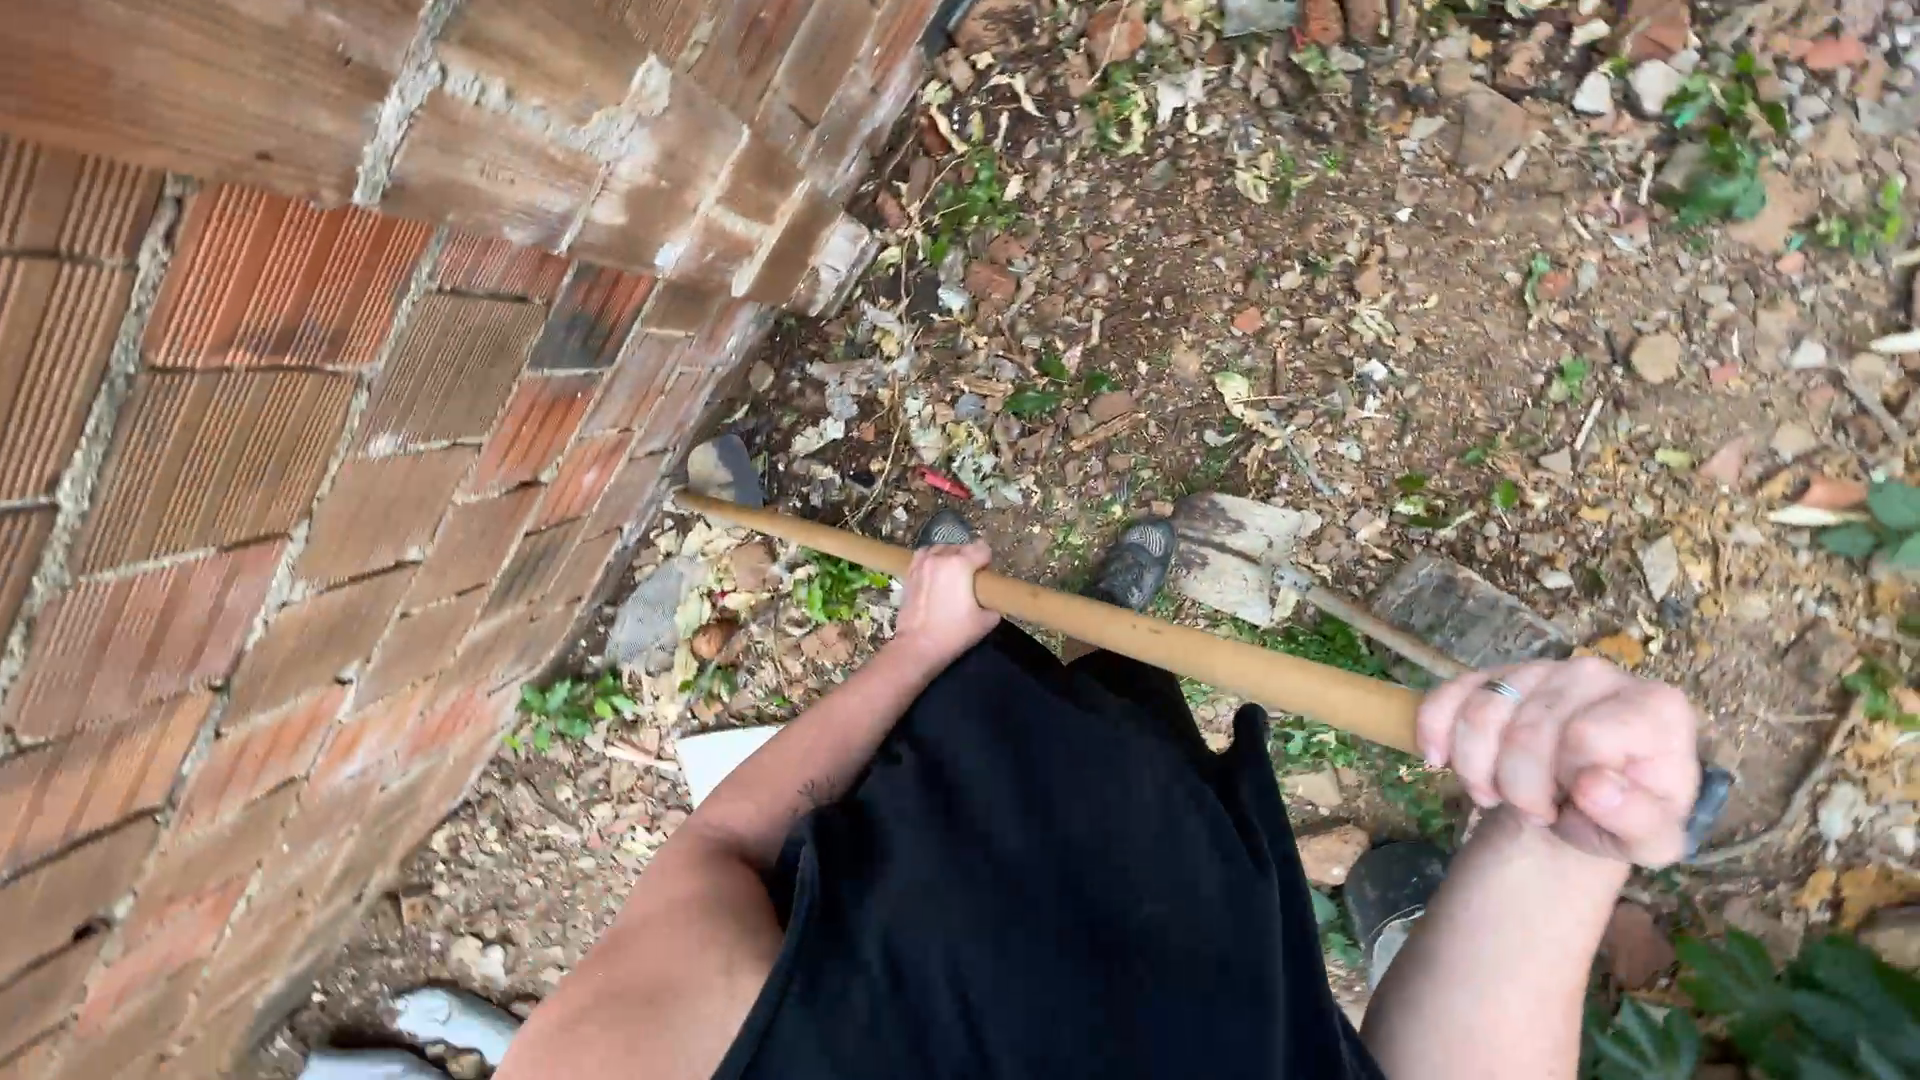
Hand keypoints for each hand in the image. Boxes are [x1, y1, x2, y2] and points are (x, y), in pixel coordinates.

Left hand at [889, 541, 999, 668]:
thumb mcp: (986, 621)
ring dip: (949, 557)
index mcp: (961, 565)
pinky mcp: (910, 572)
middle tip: (970, 580)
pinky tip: (935, 573)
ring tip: (952, 575)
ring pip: (941, 548)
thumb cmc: (954, 633)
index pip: (982, 549)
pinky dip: (932, 559)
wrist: (918, 645)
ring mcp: (922, 563)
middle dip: (968, 559)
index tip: (985, 577)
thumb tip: (989, 602)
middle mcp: (940, 557)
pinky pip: (924, 555)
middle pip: (961, 547)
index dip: (987, 561)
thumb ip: (993, 605)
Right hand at [1416, 658, 1700, 867]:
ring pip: (1481, 712)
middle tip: (1532, 813)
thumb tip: (1595, 787)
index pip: (1585, 737)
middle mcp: (1595, 673)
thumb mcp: (1650, 841)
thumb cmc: (1619, 815)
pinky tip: (1437, 760)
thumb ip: (1638, 820)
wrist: (1578, 801)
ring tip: (1493, 795)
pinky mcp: (1490, 673)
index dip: (1568, 782)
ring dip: (1474, 767)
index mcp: (1654, 707)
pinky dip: (1433, 731)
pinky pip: (1447, 694)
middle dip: (1517, 786)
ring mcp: (1537, 668)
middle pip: (1528, 729)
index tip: (1572, 807)